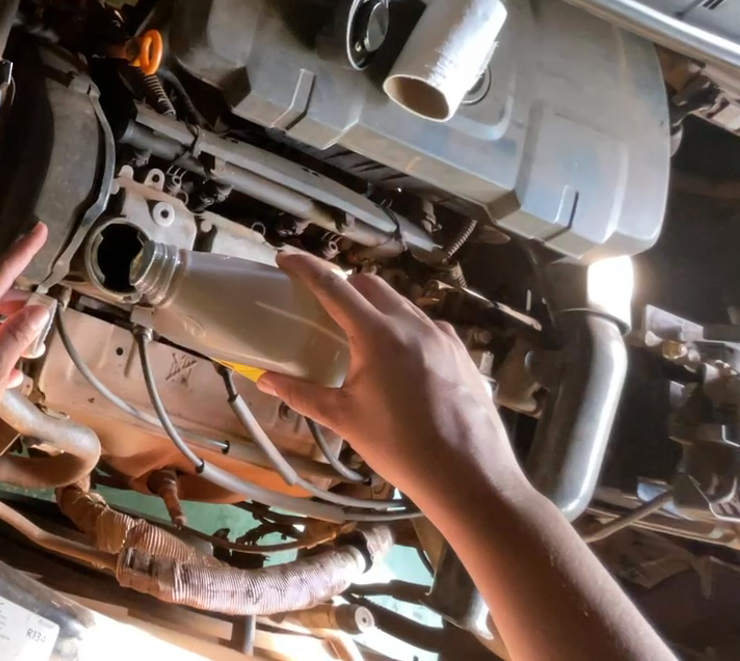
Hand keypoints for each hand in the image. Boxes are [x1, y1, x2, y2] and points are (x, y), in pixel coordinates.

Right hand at [255, 252, 528, 510]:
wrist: (474, 482)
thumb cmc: (401, 449)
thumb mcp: (343, 419)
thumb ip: (301, 393)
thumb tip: (265, 380)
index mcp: (378, 335)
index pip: (333, 286)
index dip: (305, 267)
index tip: (284, 257)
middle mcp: (412, 326)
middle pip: (369, 284)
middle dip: (341, 282)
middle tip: (319, 299)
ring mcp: (443, 338)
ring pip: (400, 302)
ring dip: (373, 303)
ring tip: (357, 329)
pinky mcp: (462, 354)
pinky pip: (426, 324)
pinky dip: (403, 325)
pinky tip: (399, 354)